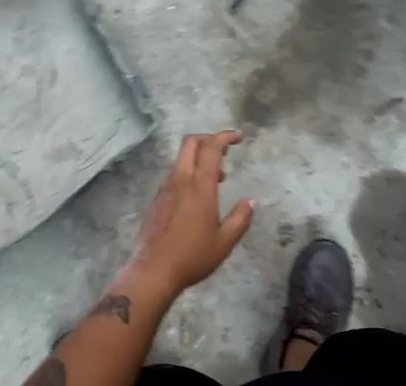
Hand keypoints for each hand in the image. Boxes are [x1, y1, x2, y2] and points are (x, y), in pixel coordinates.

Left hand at [124, 131, 254, 293]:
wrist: (154, 269)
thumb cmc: (192, 256)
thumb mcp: (224, 242)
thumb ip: (240, 219)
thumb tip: (252, 201)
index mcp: (200, 186)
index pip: (211, 148)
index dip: (225, 137)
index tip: (239, 138)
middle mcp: (181, 179)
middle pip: (192, 142)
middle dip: (209, 139)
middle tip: (226, 151)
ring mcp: (166, 186)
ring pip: (182, 157)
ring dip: (200, 156)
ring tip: (219, 177)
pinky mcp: (158, 196)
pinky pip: (176, 172)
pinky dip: (190, 170)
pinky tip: (199, 192)